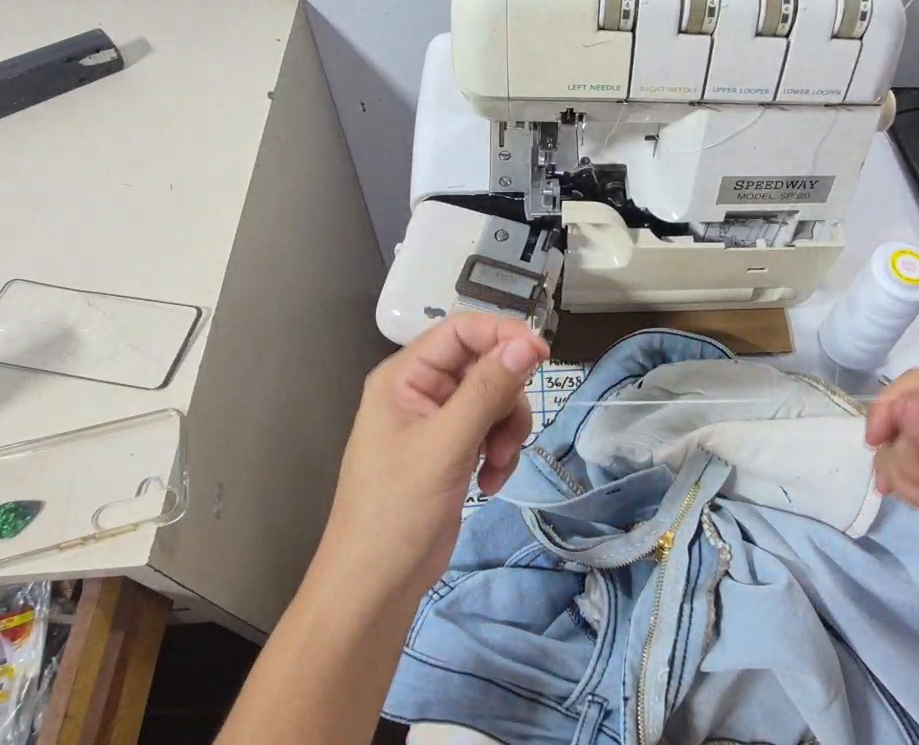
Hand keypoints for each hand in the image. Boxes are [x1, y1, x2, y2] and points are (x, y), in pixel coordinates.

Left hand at [318, 313, 548, 596]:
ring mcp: (438, 423)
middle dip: (506, 400)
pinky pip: (492, 431)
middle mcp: (421, 391)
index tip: (542, 355)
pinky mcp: (453, 451)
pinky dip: (501, 453)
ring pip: (495, 400)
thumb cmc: (397, 511)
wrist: (375, 587)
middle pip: (485, 366)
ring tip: (497, 467)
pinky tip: (489, 483)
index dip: (504, 335)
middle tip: (511, 434)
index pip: (462, 331)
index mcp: (405, 377)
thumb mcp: (446, 445)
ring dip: (507, 432)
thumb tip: (528, 342)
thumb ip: (488, 390)